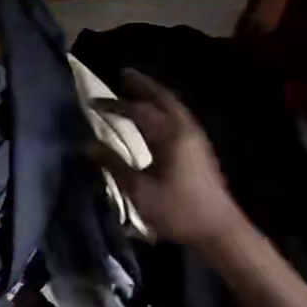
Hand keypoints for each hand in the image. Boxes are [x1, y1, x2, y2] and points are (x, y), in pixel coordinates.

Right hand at [92, 71, 248, 248]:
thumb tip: (87, 145)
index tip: (92, 103)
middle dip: (143, 85)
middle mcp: (185, 130)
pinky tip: (155, 116)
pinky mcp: (199, 150)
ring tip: (137, 90)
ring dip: (155, 96)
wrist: (220, 230)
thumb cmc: (177, 210)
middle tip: (123, 75)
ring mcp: (196, 139)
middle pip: (163, 99)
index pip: (137, 110)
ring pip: (174, 107)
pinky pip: (179, 117)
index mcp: (170, 136)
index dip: (113, 105)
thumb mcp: (138, 189)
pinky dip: (164, 109)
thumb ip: (113, 164)